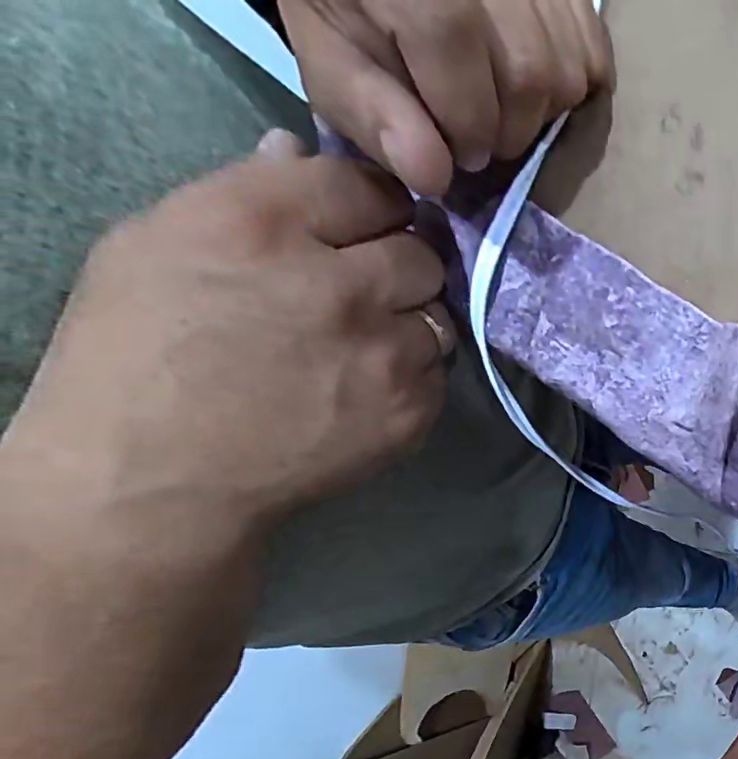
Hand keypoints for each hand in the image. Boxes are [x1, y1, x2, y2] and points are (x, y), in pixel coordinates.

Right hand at [6, 131, 450, 544]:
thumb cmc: (142, 352)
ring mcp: (387, 352)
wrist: (163, 472)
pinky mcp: (417, 406)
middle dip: (400, 264)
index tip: (369, 220)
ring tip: (362, 340)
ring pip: (441, 313)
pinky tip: (369, 381)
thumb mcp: (158, 247)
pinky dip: (416, 369)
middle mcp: (337, 285)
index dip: (374, 203)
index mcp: (256, 226)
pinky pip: (441, 369)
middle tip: (366, 285)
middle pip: (422, 253)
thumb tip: (303, 153)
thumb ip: (246, 195)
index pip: (367, 185)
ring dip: (413, 319)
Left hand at [282, 0, 615, 195]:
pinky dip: (574, 87)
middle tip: (477, 130)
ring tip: (503, 105)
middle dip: (506, 126)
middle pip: (528, 78)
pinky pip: (595, 60)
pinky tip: (538, 86)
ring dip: (541, 113)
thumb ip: (367, 108)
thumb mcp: (324, 44)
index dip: (464, 129)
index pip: (465, 78)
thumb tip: (432, 177)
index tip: (452, 147)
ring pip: (567, 77)